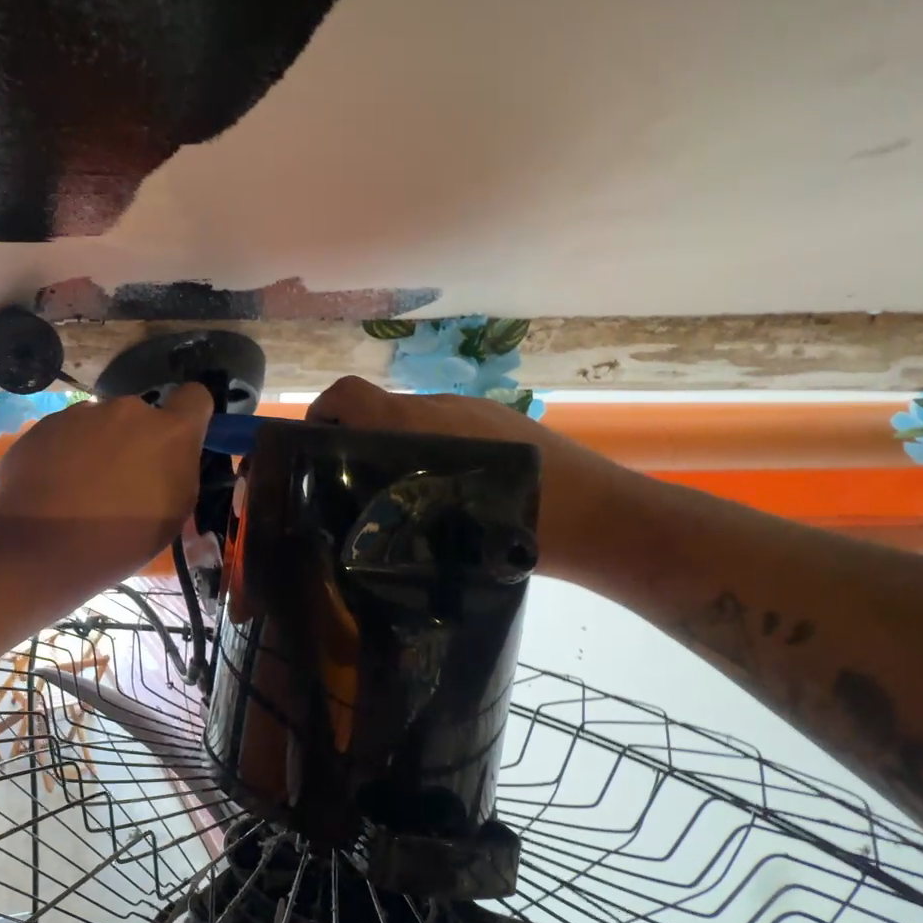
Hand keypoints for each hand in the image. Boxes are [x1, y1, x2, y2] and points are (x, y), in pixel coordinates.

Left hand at [0, 384, 212, 584]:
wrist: (40, 546)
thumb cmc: (118, 540)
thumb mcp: (171, 515)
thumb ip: (176, 471)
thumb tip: (167, 458)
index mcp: (169, 432)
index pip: (194, 397)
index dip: (187, 416)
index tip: (175, 442)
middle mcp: (127, 410)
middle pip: (138, 416)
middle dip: (133, 439)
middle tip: (118, 479)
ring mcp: (81, 413)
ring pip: (98, 423)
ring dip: (95, 444)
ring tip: (78, 486)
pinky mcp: (44, 424)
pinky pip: (63, 433)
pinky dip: (61, 452)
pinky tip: (51, 485)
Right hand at [309, 376, 640, 578]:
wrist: (609, 521)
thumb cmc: (516, 526)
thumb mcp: (430, 522)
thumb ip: (382, 497)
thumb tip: (345, 497)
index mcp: (413, 425)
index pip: (345, 395)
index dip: (320, 414)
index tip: (313, 450)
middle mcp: (438, 407)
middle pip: (377, 412)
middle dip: (358, 442)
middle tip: (353, 489)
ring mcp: (474, 410)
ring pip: (414, 424)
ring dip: (399, 451)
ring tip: (405, 498)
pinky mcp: (504, 421)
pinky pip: (449, 430)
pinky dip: (435, 453)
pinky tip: (453, 493)